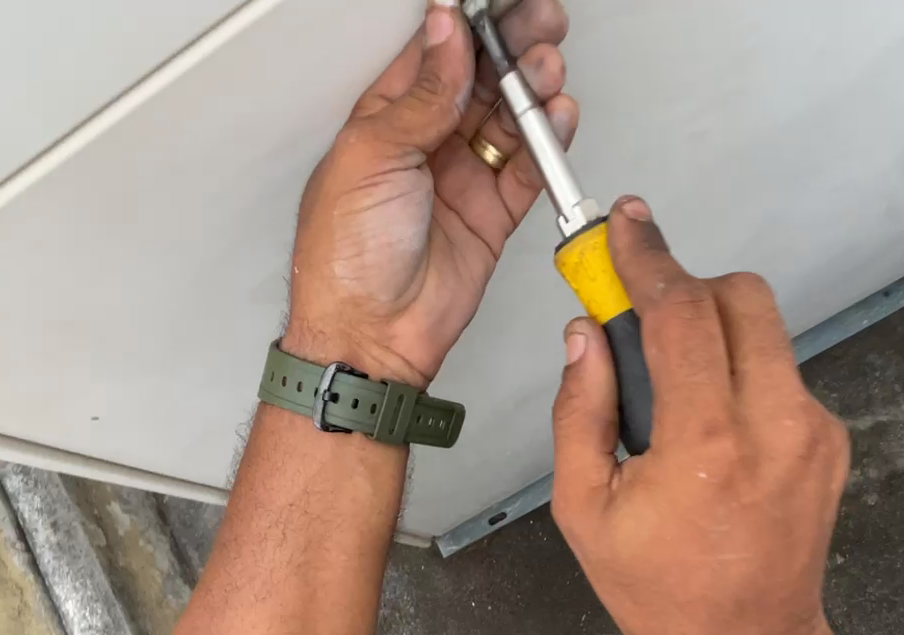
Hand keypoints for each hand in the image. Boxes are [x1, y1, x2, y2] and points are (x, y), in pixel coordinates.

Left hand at [284, 0, 577, 388]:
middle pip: (478, 80)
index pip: (434, 54)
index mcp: (385, 123)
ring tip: (547, 72)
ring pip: (507, 120)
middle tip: (541, 22)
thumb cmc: (347, 257)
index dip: (466, 25)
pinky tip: (556, 119)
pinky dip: (545, 145)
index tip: (496, 2)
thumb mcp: (374, 155)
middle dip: (512, 46)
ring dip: (531, 91)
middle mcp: (424, 147)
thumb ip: (422, 96)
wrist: (372, 333)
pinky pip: (525, 171)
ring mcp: (459, 181)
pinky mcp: (489, 217)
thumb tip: (448, 34)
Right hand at [550, 198, 854, 634]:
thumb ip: (580, 413)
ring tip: (672, 393)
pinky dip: (738, 373)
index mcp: (706, 442)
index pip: (680, 314)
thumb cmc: (653, 590)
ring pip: (765, 330)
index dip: (647, 259)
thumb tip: (585, 335)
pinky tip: (711, 432)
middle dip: (687, 289)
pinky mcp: (832, 442)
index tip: (625, 222)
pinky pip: (780, 374)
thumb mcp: (583, 510)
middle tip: (642, 324)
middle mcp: (777, 421)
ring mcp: (817, 430)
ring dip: (711, 333)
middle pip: (741, 297)